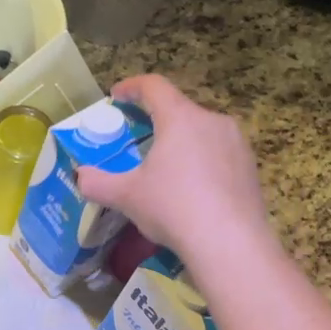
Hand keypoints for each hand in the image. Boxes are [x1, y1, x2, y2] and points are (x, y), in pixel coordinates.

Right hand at [75, 75, 273, 261]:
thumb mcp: (126, 197)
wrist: (230, 243)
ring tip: (165, 168)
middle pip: (179, 109)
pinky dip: (201, 162)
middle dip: (156, 120)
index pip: (153, 86)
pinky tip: (192, 190)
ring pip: (201, 132)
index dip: (131, 87)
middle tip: (137, 139)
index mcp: (180, 118)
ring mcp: (237, 143)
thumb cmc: (173, 208)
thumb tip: (79, 176)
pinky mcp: (250, 166)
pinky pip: (220, 154)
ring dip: (181, 141)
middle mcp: (212, 121)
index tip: (116, 96)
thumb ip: (97, 183)